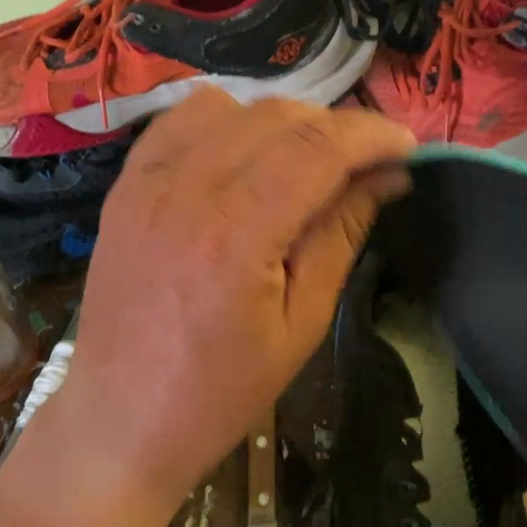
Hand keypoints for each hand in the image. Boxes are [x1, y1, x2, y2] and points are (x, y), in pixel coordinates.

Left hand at [53, 88, 414, 500]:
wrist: (119, 420)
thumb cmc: (221, 391)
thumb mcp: (302, 322)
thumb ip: (342, 234)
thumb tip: (388, 176)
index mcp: (236, 233)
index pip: (319, 147)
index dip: (373, 135)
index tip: (408, 146)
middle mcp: (187, 188)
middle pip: (280, 116)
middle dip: (337, 128)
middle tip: (367, 163)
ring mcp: (148, 179)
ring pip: (234, 106)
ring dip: (285, 121)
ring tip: (309, 161)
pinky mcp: (127, 182)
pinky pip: (185, 117)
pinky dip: (229, 120)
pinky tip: (247, 154)